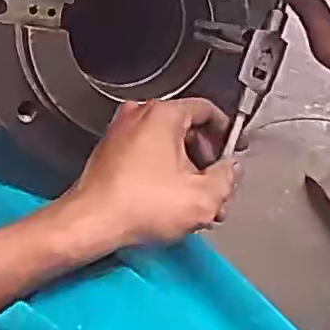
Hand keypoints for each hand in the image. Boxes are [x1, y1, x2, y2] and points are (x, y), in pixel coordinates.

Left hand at [59, 98, 236, 249]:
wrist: (94, 220)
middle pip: (186, 127)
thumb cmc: (138, 204)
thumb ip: (227, 178)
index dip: (227, 130)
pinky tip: (171, 199)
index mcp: (162, 115)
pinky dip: (163, 170)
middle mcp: (139, 115)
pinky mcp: (112, 150)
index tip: (235, 145)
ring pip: (166, 143)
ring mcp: (122, 131)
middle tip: (217, 184)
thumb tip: (230, 170)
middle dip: (207, 158)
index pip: (205, 109)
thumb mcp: (203, 197)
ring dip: (186, 168)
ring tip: (196, 200)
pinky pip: (146, 152)